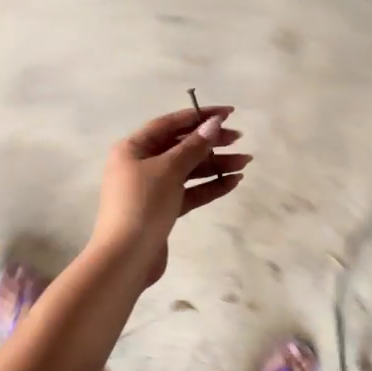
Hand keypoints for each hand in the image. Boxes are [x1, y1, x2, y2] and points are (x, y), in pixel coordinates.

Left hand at [92, 106, 249, 286]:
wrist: (126, 257)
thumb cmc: (142, 204)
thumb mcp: (169, 169)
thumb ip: (194, 146)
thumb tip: (213, 123)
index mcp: (133, 148)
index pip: (170, 124)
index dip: (199, 116)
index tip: (228, 113)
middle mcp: (140, 164)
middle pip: (181, 146)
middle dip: (211, 142)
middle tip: (239, 139)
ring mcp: (152, 189)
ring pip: (188, 170)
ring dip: (216, 165)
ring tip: (245, 162)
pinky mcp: (163, 210)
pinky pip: (190, 191)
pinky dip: (210, 186)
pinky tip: (233, 182)